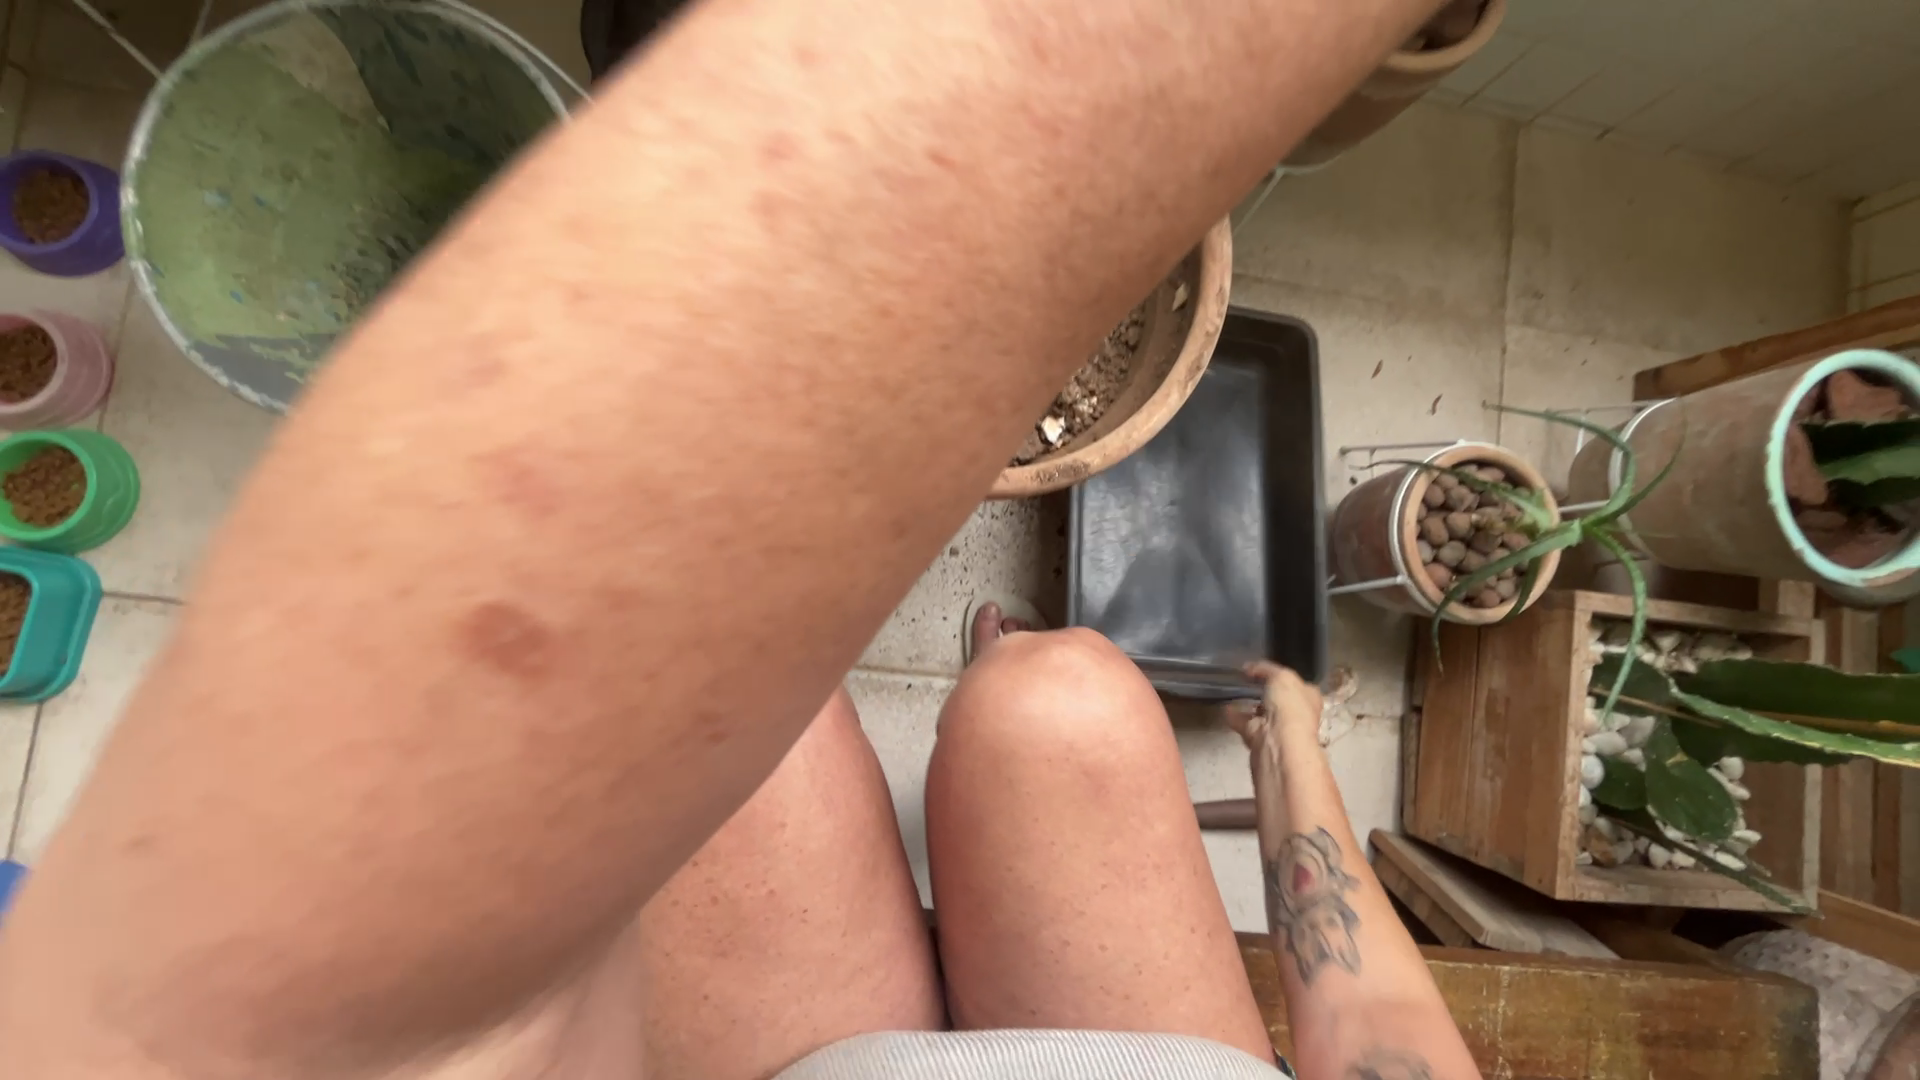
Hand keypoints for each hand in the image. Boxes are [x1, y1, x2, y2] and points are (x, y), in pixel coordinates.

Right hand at [1225, 661, 1321, 750]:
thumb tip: (1249, 668)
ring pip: (1261, 712)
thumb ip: (1265, 669)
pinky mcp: (1259, 738)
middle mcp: (1296, 714)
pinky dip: (1234, 715)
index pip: (1297, 683)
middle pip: (1278, 699)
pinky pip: (1244, 722)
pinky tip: (1224, 705)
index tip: (1261, 669)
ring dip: (1248, 704)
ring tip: (1231, 689)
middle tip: (1245, 679)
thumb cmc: (1289, 706)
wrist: (1278, 741)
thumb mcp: (1281, 676)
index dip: (1281, 675)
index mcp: (1309, 697)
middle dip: (1264, 691)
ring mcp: (1277, 727)